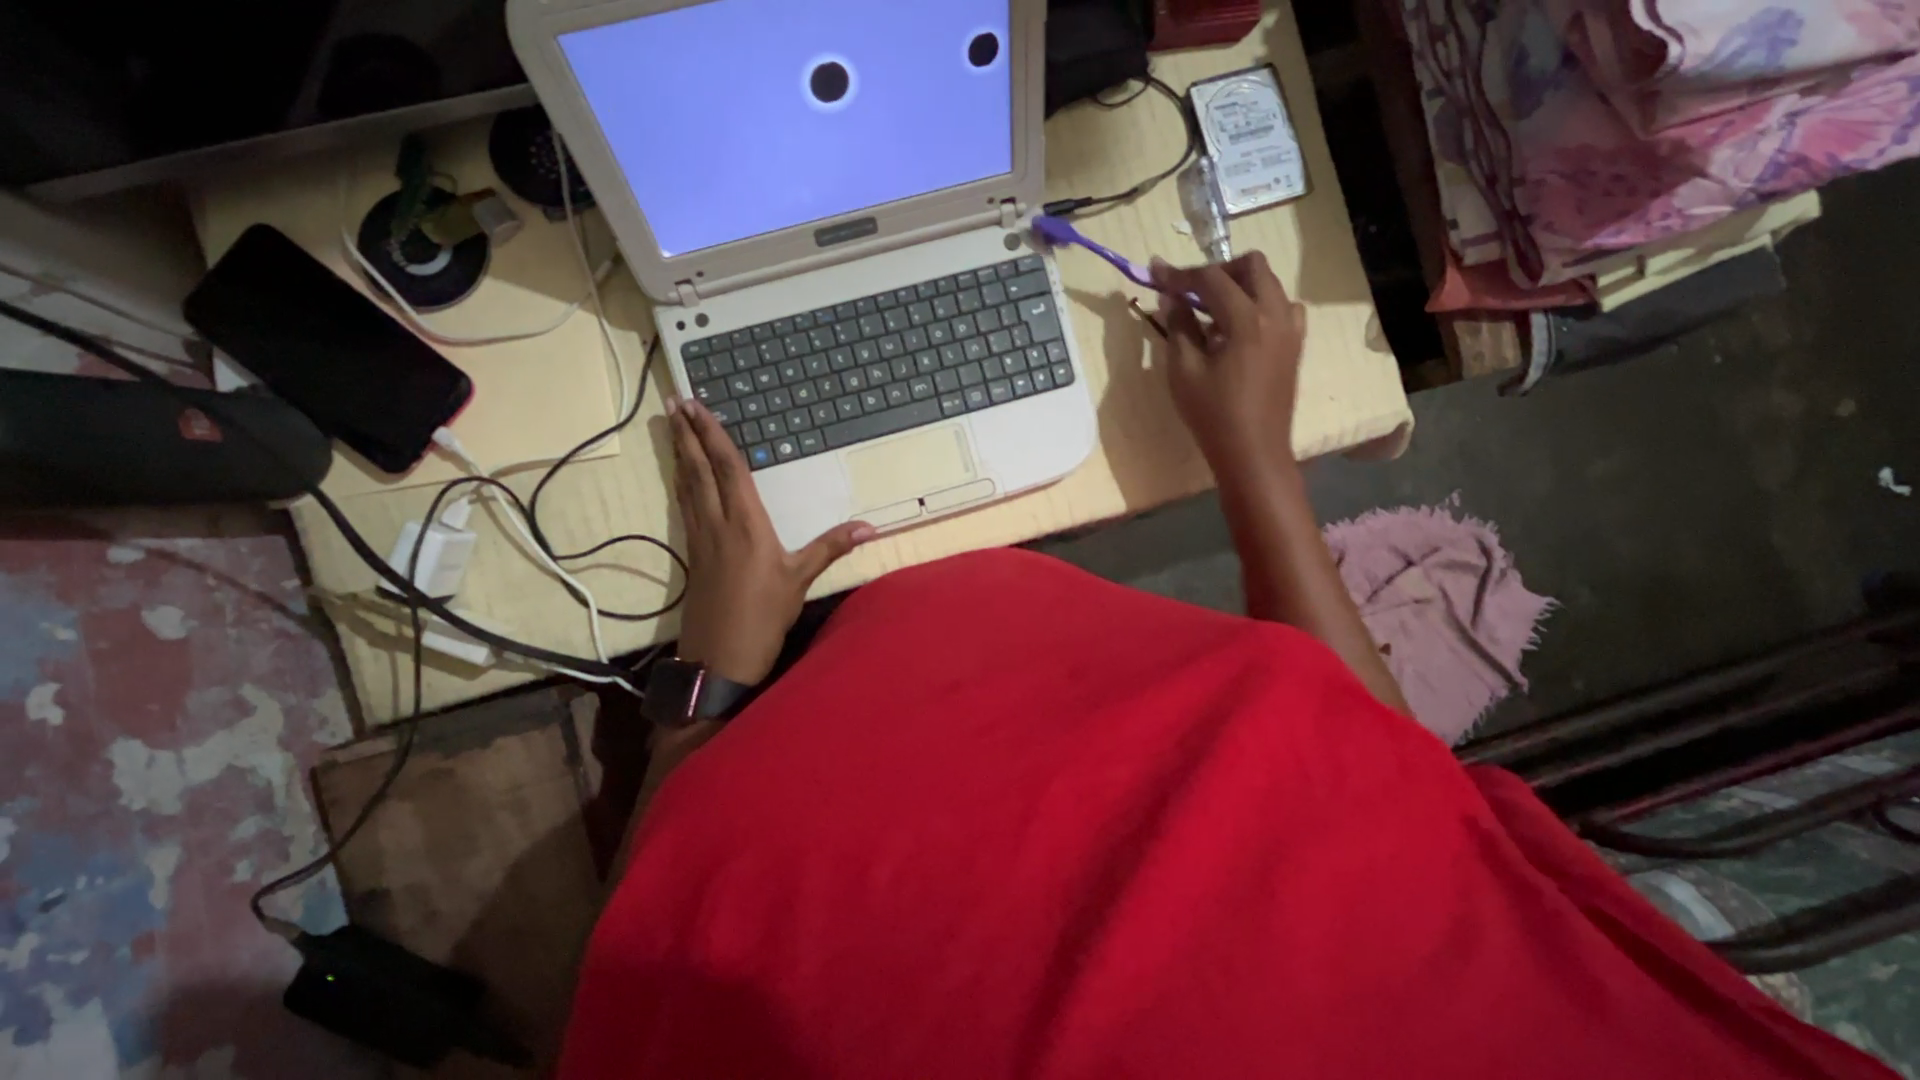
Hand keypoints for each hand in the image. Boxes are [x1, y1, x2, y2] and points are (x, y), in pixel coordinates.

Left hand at [667, 397, 872, 684]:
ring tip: (671, 426)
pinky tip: (682, 478)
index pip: (729, 469)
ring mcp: (700, 539)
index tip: (697, 407)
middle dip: (686, 434)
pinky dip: (682, 483)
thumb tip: (870, 527)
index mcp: (746, 524)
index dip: (713, 435)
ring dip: (679, 453)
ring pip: (687, 486)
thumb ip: (831, 547)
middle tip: (674, 402)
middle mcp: (717, 524)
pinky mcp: (691, 555)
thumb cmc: (763, 618)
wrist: (719, 660)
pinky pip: (684, 507)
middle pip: (699, 469)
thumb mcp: (801, 580)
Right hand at [1152, 252, 1306, 478]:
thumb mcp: (1183, 371)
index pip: (1211, 279)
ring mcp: (1291, 329)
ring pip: (1269, 284)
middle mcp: (1276, 314)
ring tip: (1212, 313)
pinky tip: (1238, 329)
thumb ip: (1179, 326)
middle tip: (1190, 291)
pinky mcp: (1295, 344)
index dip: (1180, 274)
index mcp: (1247, 320)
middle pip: (1251, 266)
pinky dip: (1259, 306)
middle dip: (1217, 270)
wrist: (1253, 452)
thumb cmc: (1213, 415)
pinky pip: (1282, 307)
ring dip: (1239, 286)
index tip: (1156, 272)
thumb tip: (1172, 298)